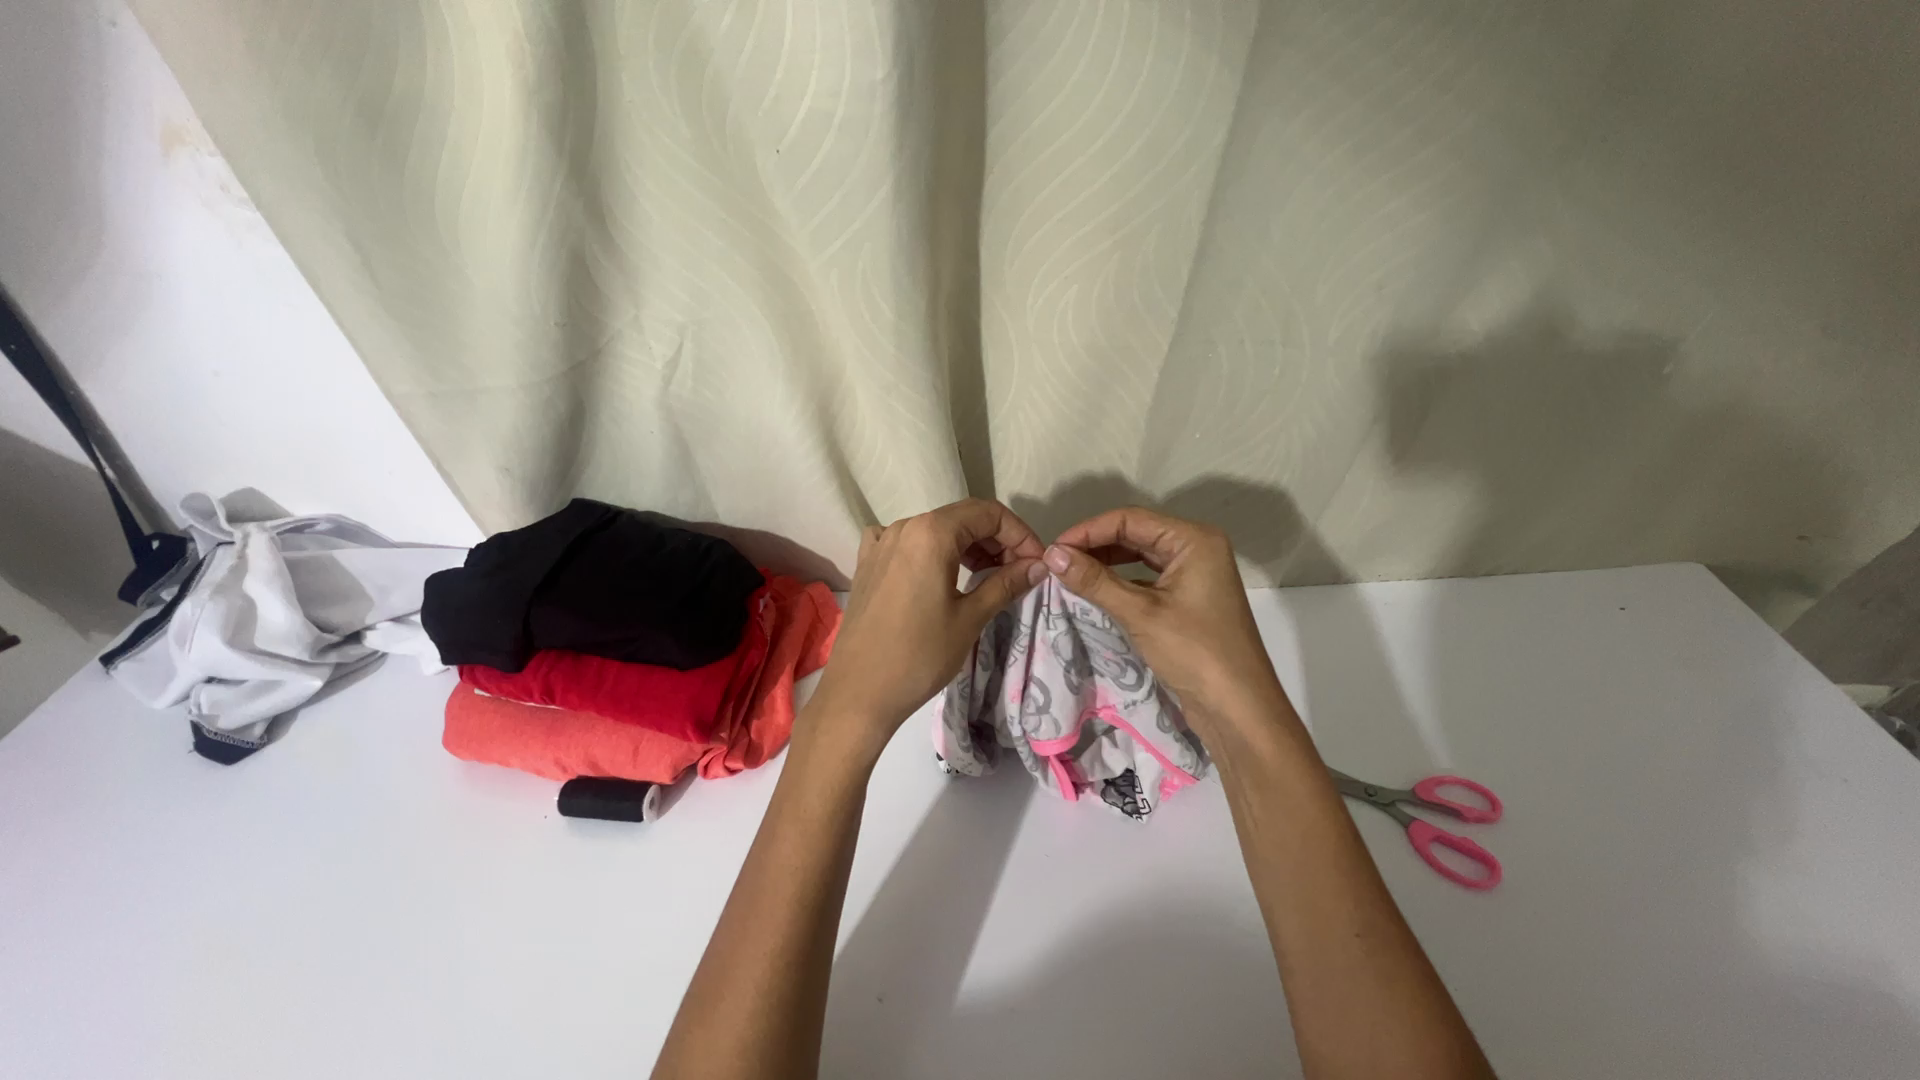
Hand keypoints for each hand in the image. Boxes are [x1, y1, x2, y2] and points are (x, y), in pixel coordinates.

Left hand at [805, 498, 1045, 757]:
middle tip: (1019, 574)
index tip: (1036, 564)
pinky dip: (932, 552)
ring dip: (968, 547)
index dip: (1020, 534)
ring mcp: (880, 544)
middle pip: (962, 518)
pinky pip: (907, 544)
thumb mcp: (970, 618)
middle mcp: (903, 527)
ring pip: (935, 531)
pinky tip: (940, 576)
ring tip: (989, 578)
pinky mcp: (867, 564)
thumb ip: (1006, 583)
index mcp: (931, 533)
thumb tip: (1039, 565)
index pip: (988, 513)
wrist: (859, 692)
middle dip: (997, 540)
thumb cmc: (920, 655)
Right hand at [1046, 506, 1290, 739]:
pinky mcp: (1188, 598)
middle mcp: (1197, 548)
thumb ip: (1095, 580)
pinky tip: (1094, 591)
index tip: (1053, 550)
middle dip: (1095, 545)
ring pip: (1140, 556)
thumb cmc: (1195, 652)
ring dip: (1105, 563)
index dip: (1088, 531)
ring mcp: (1194, 574)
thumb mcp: (1140, 613)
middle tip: (1056, 563)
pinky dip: (1120, 582)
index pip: (1130, 519)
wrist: (1238, 707)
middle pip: (1136, 533)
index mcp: (1194, 540)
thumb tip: (1052, 554)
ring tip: (1068, 575)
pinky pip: (1147, 577)